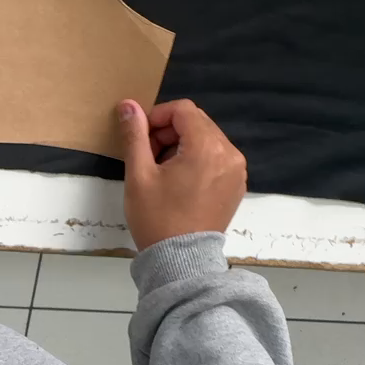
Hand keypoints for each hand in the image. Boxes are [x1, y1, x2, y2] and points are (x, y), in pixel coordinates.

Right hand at [117, 98, 246, 250]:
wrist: (180, 259)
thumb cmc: (156, 217)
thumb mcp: (138, 175)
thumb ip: (134, 136)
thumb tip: (128, 105)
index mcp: (206, 148)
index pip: (183, 110)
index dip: (156, 117)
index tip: (140, 138)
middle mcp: (229, 153)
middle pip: (197, 122)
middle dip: (168, 132)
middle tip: (147, 157)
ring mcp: (237, 169)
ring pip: (206, 139)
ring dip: (181, 145)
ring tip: (162, 172)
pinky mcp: (236, 183)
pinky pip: (216, 157)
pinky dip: (196, 160)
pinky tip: (179, 183)